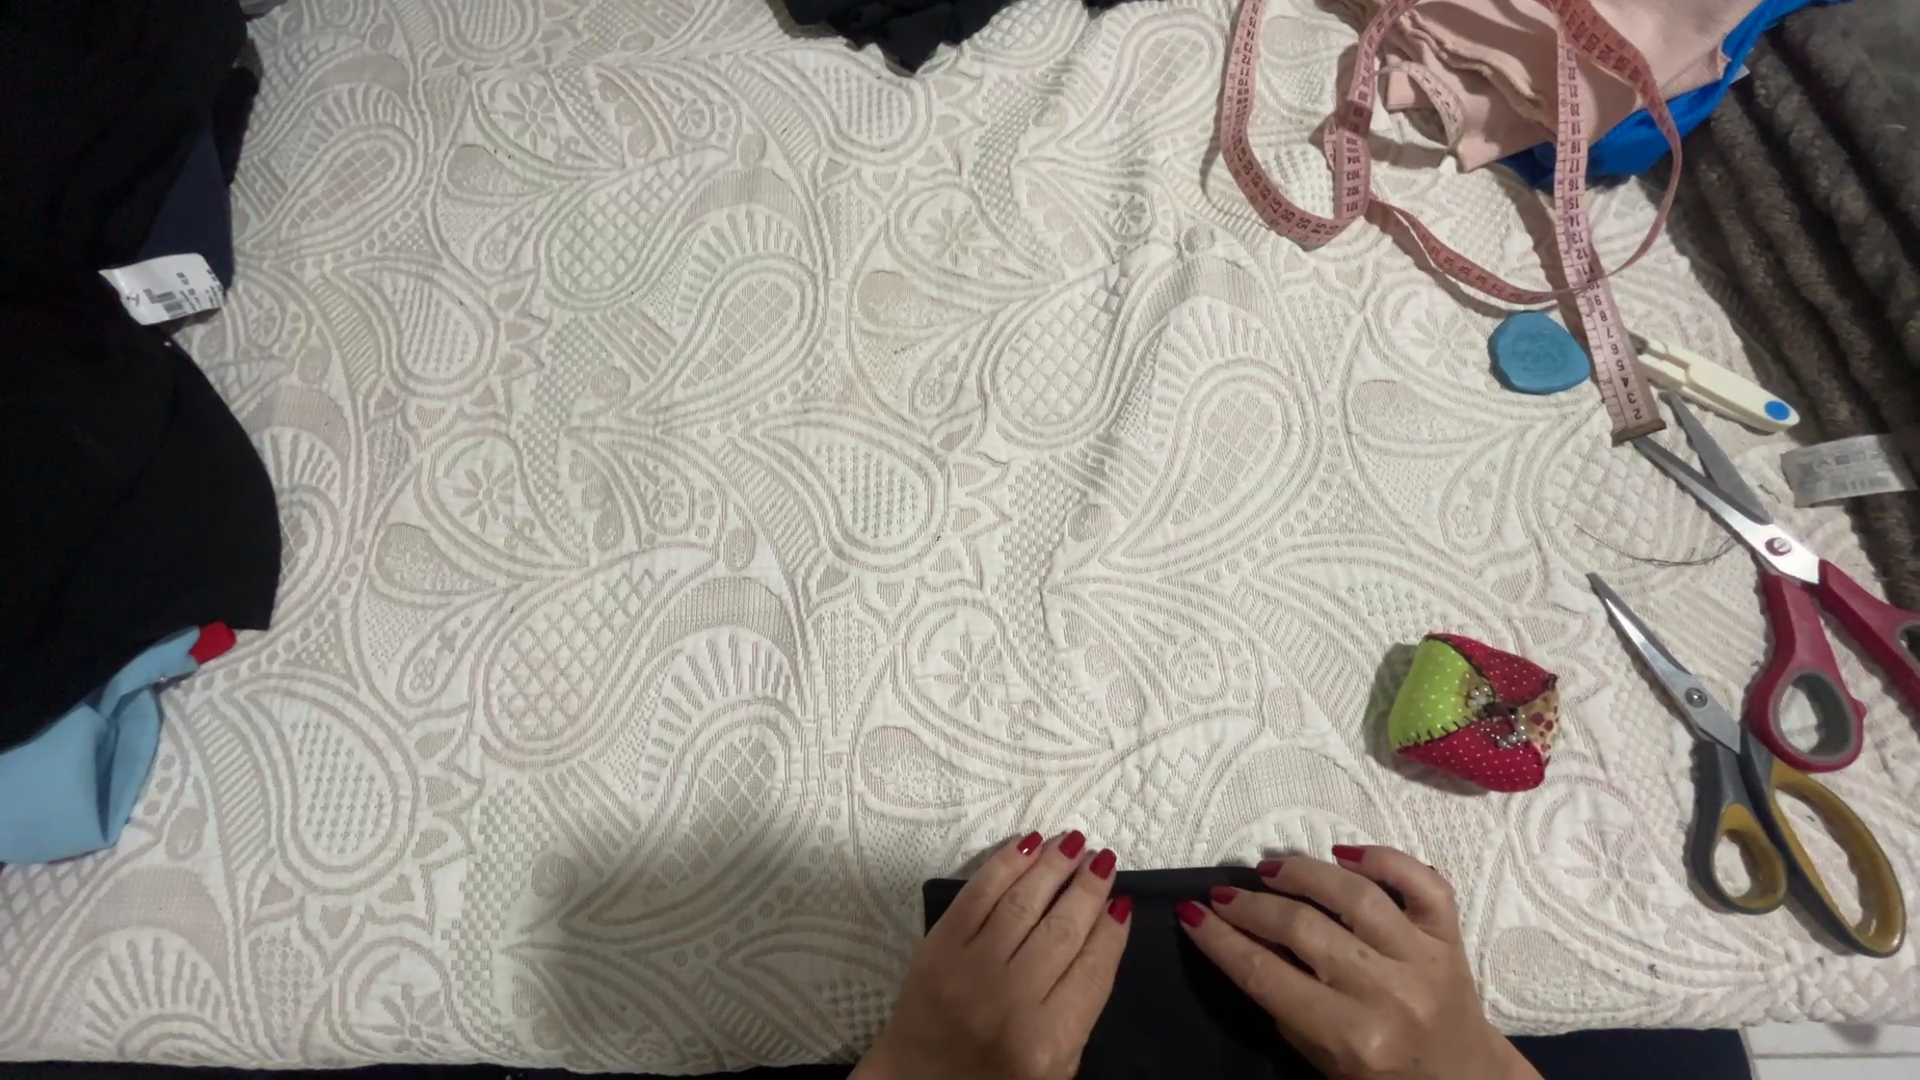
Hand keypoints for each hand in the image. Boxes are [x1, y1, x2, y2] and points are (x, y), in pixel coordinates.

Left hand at [852, 830, 1130, 1079]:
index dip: (1111, 929)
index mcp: (1046, 1042)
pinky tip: (1028, 844)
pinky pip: (977, 893)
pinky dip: (1005, 863)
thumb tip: (1104, 926)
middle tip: (1104, 858)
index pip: (1093, 970)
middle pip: (1062, 928)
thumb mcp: (1054, 1065)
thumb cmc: (995, 1077)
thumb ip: (1080, 1004)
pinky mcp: (938, 946)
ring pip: (1022, 902)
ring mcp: (969, 968)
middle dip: (1088, 887)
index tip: (1122, 898)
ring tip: (1073, 842)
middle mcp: (1009, 1001)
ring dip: (1052, 865)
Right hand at [1179, 846, 1541, 1079]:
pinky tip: (1344, 853)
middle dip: (1248, 905)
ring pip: (1354, 894)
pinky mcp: (1452, 937)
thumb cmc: (1383, 1079)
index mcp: (1355, 1039)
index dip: (1220, 939)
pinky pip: (1422, 883)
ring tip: (1271, 870)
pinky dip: (1384, 858)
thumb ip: (1281, 1001)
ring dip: (1302, 872)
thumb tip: (1238, 936)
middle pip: (1302, 927)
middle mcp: (1390, 995)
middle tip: (1222, 894)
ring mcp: (1425, 960)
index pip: (1266, 974)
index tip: (1190, 912)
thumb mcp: (1321, 1058)